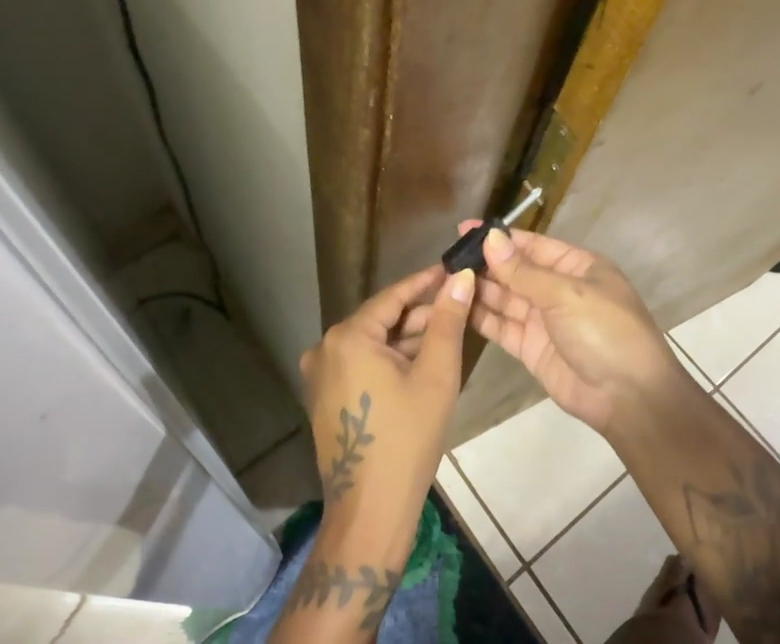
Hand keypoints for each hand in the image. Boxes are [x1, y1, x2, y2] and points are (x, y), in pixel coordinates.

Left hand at [298, 263, 476, 549]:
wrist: (371, 509)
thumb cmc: (408, 437)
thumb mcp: (435, 374)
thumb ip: (446, 321)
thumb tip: (461, 277)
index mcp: (347, 337)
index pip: (392, 296)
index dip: (425, 283)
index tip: (452, 270)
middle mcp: (324, 348)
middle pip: (379, 321)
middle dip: (417, 315)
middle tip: (457, 309)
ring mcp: (318, 376)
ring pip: (370, 345)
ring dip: (404, 341)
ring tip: (444, 338)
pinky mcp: (323, 399)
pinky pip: (359, 367)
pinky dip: (387, 362)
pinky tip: (418, 367)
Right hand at [462, 225, 688, 436]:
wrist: (628, 398)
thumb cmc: (606, 332)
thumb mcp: (566, 294)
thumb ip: (523, 270)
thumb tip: (491, 238)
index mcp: (577, 267)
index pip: (531, 245)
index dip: (498, 237)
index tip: (463, 229)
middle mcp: (558, 289)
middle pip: (514, 270)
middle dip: (484, 263)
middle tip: (444, 258)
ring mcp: (544, 320)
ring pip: (504, 298)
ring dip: (478, 289)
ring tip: (442, 279)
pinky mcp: (531, 348)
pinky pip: (501, 326)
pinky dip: (480, 317)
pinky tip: (454, 307)